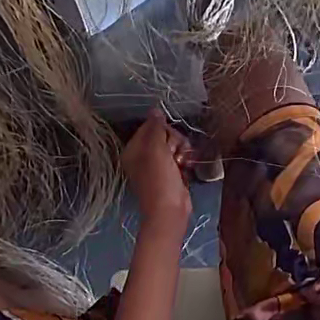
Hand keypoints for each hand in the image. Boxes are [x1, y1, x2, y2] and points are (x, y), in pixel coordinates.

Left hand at [123, 109, 192, 235]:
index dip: (163, 130)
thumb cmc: (159, 179)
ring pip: (174, 146)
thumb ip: (155, 128)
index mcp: (133, 150)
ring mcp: (157, 165)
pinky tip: (186, 167)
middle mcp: (142, 156)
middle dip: (174, 141)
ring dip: (182, 150)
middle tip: (175, 153)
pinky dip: (184, 160)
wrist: (170, 210)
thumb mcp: (156, 150)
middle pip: (163, 135)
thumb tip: (155, 109)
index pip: (149, 126)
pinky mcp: (170, 173)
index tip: (168, 140)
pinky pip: (179, 158)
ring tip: (182, 162)